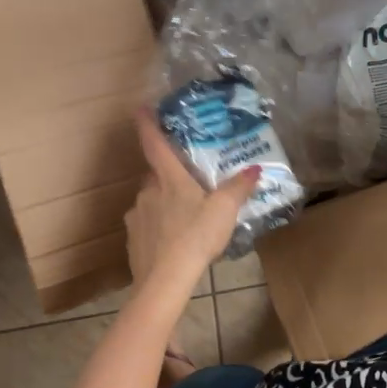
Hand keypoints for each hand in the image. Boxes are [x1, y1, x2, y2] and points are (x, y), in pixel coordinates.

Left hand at [125, 114, 260, 292]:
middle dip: (169, 176)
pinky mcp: (132, 240)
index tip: (141, 107)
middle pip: (155, 176)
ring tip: (186, 218)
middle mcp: (147, 192)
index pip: (155, 144)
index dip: (148, 124)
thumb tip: (254, 168)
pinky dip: (159, 228)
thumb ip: (239, 188)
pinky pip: (147, 226)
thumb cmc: (196, 236)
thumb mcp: (225, 210)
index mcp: (169, 179)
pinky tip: (174, 241)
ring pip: (150, 202)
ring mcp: (136, 217)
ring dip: (164, 204)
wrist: (165, 280)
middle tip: (190, 183)